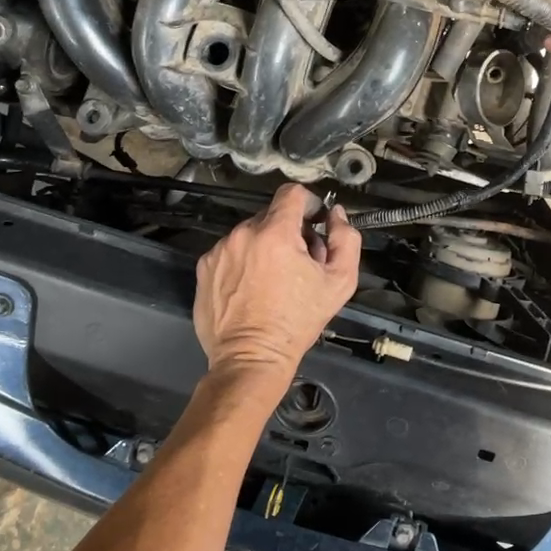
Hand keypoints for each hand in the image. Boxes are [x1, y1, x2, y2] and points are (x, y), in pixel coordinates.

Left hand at [194, 184, 360, 381]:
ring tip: (274, 279)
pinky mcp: (204, 267)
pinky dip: (243, 261)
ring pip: (250, 234)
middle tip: (299, 262)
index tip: (314, 223)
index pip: (292, 193)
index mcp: (275, 233)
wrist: (251, 358)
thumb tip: (336, 216)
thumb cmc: (297, 321)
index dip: (309, 204)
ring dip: (264, 246)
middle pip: (272, 215)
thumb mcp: (340, 281)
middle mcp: (243, 234)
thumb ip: (346, 239)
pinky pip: (230, 252)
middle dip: (289, 232)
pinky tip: (252, 288)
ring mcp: (220, 250)